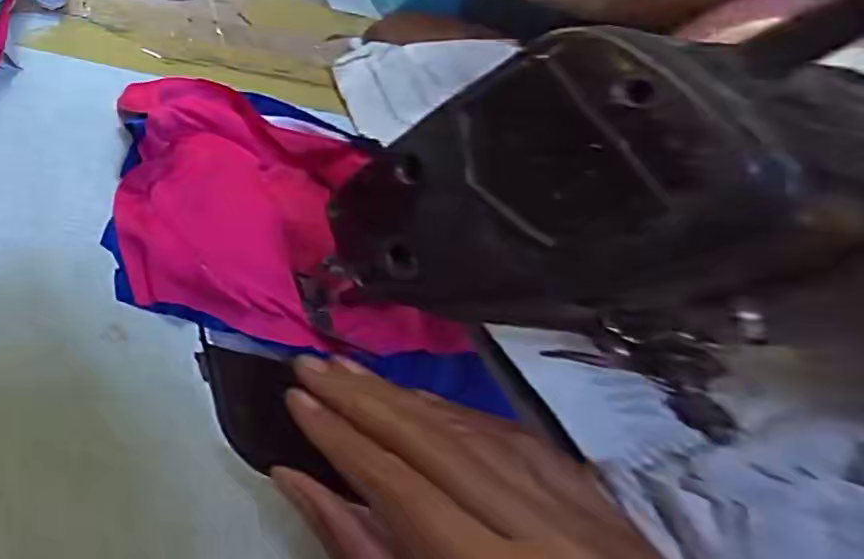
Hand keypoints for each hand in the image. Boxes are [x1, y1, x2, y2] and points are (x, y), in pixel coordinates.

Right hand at [275, 358, 658, 558]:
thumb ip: (360, 548)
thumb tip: (291, 476)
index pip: (401, 485)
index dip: (341, 438)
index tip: (294, 397)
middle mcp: (551, 540)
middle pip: (436, 446)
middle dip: (362, 399)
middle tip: (308, 364)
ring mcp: (592, 524)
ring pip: (476, 434)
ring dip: (401, 395)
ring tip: (347, 367)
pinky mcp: (614, 514)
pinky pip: (523, 445)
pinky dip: (459, 414)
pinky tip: (419, 396)